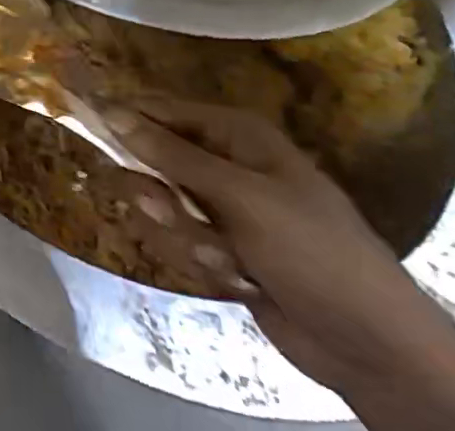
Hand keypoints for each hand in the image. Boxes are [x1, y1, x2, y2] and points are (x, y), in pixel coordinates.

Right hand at [98, 96, 454, 430]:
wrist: (370, 345)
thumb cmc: (311, 251)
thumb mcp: (239, 196)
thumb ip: (170, 155)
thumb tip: (111, 111)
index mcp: (235, 134)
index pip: (160, 109)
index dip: (123, 117)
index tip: (85, 123)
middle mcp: (225, 162)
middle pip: (154, 161)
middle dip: (162, 196)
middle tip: (173, 214)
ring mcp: (223, 207)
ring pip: (163, 205)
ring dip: (185, 235)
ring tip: (224, 259)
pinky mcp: (221, 246)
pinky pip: (180, 239)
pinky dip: (199, 259)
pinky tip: (236, 278)